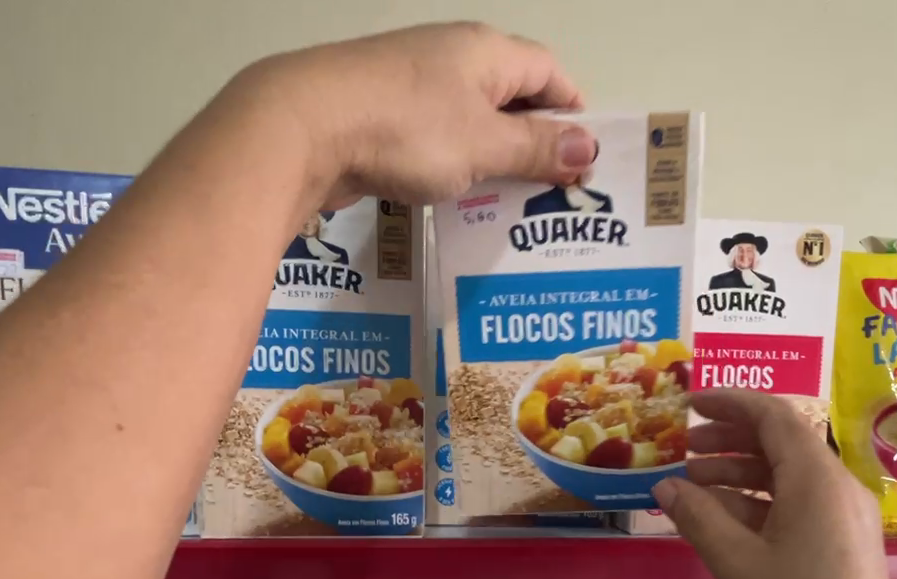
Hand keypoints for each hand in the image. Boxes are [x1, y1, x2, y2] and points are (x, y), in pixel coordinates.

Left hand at [225, 22, 596, 208]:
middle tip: (556, 192)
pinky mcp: (385, 119)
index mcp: (486, 52)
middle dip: (537, 142)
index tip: (587, 155)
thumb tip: (588, 148)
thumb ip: (535, 149)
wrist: (308, 127)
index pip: (548, 72)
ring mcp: (414, 88)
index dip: (573, 110)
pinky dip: (458, 171)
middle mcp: (452, 60)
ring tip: (515, 208)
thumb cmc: (409, 129)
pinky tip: (461, 205)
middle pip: (511, 98)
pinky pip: (438, 144)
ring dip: (496, 162)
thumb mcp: (484, 144)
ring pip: (472, 125)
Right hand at [651, 391, 896, 578]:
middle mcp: (839, 489)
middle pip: (782, 444)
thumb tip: (666, 486)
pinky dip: (758, 505)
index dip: (729, 404)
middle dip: (729, 441)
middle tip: (682, 450)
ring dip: (739, 476)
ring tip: (692, 489)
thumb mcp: (735, 565)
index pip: (774, 417)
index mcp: (817, 481)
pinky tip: (722, 522)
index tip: (689, 404)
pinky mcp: (844, 546)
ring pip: (787, 478)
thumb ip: (698, 516)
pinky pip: (797, 507)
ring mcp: (845, 519)